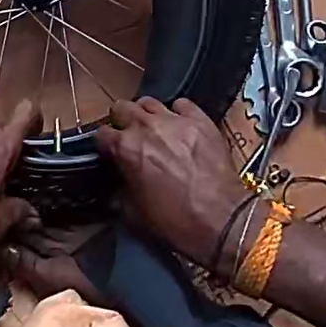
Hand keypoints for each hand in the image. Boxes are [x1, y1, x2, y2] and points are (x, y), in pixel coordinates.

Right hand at [95, 97, 250, 271]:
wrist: (224, 224)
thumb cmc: (175, 222)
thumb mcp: (132, 212)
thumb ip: (119, 185)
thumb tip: (118, 178)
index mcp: (124, 148)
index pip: (101, 133)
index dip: (106, 144)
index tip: (112, 153)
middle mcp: (145, 127)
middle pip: (121, 107)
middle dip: (122, 121)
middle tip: (132, 137)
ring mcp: (174, 120)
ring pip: (149, 102)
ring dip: (147, 115)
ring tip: (156, 130)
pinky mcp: (200, 120)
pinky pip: (182, 104)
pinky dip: (178, 113)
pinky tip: (182, 127)